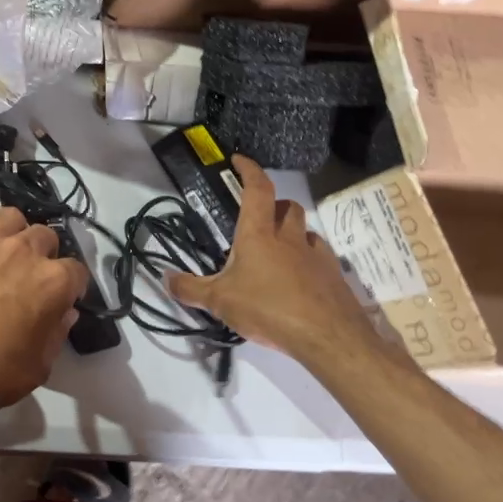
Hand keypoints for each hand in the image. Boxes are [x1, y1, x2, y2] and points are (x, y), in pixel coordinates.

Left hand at [0, 207, 87, 406]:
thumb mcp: (40, 364)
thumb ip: (57, 331)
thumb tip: (64, 311)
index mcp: (52, 281)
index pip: (76, 270)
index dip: (72, 284)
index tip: (63, 295)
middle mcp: (23, 250)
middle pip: (44, 235)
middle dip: (44, 253)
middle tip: (30, 273)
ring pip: (11, 217)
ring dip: (14, 232)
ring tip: (3, 252)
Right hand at [167, 156, 384, 366]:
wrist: (330, 341)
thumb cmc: (269, 309)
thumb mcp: (219, 301)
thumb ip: (190, 289)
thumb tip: (165, 279)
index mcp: (259, 234)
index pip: (257, 190)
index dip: (249, 170)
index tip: (239, 160)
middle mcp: (290, 239)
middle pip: (289, 207)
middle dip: (276, 205)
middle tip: (261, 218)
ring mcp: (318, 258)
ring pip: (309, 232)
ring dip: (296, 234)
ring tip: (281, 252)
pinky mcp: (336, 280)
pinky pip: (323, 259)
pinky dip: (311, 262)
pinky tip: (301, 281)